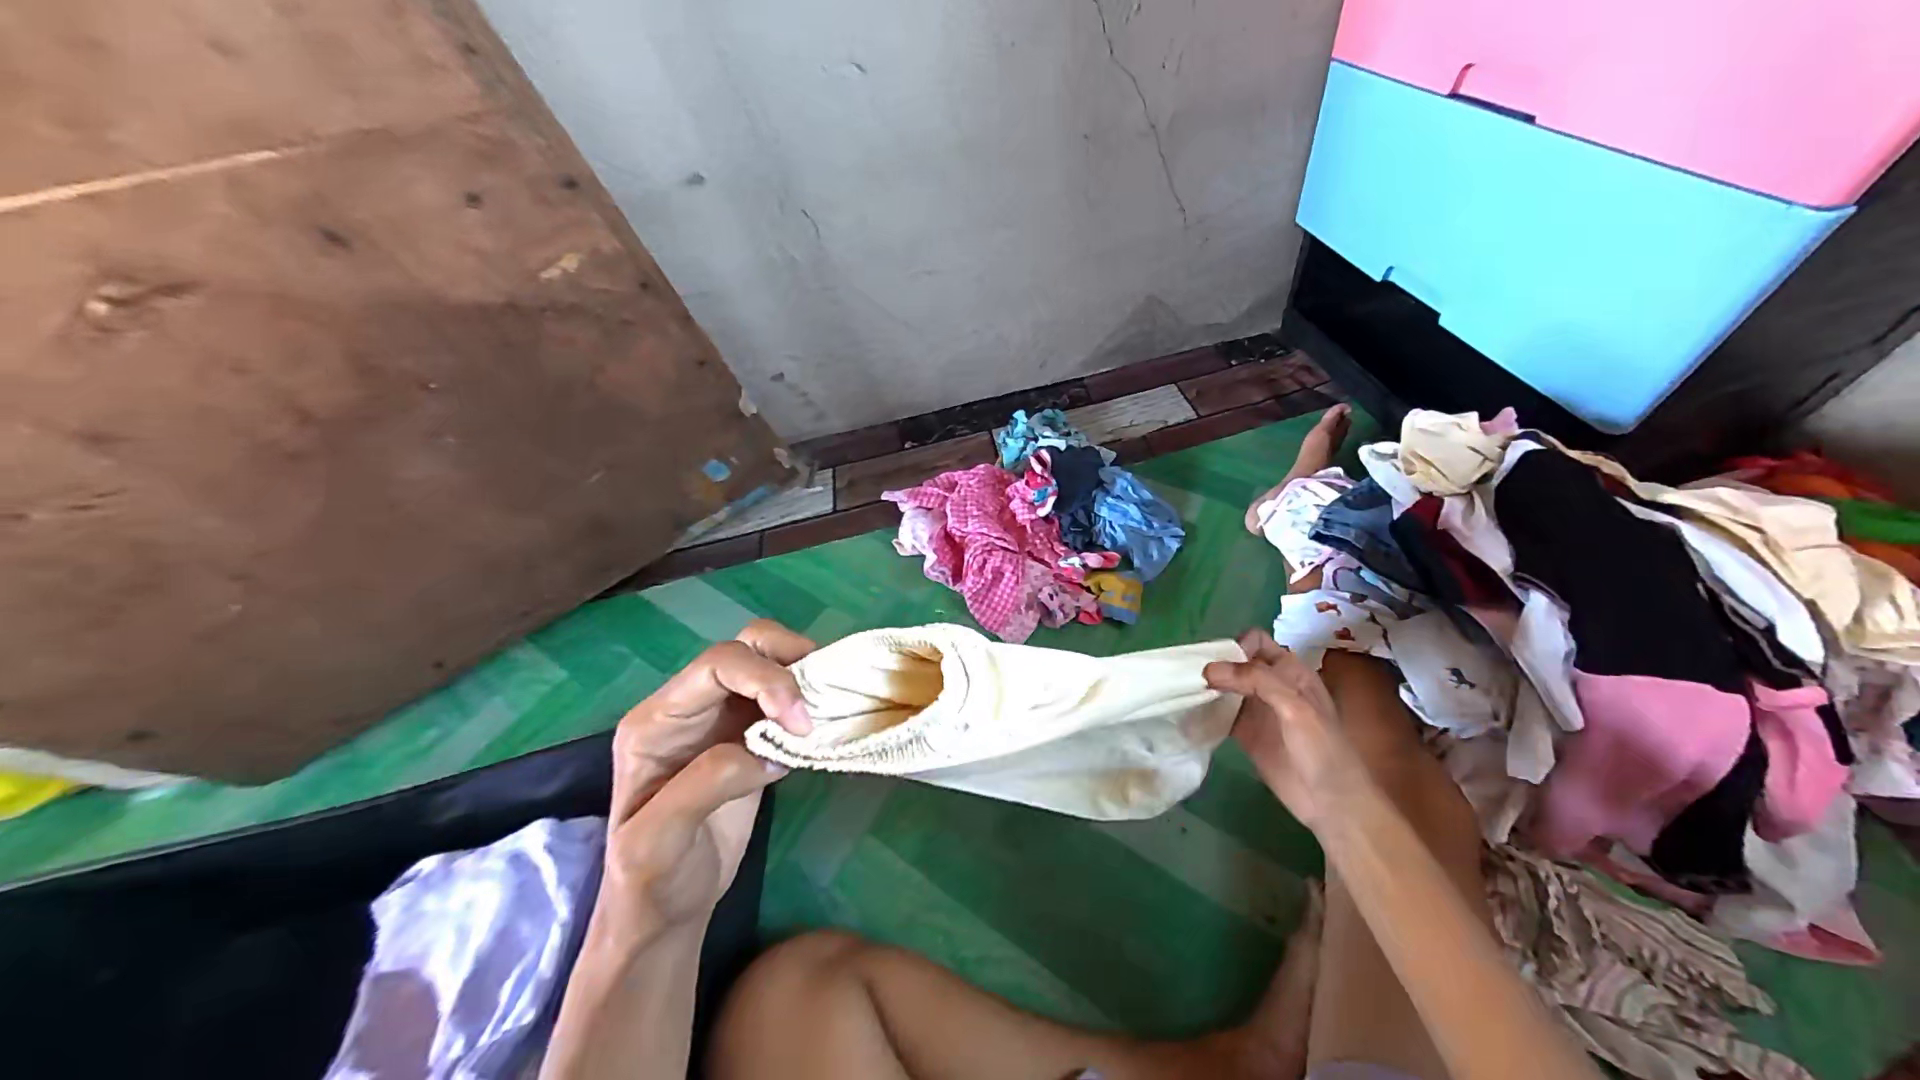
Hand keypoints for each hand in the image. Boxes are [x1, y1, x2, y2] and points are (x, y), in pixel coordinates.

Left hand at [599, 619, 815, 931]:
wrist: (663, 910)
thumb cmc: (651, 881)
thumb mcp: (657, 844)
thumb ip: (705, 786)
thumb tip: (769, 752)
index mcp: (657, 721)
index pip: (716, 665)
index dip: (765, 679)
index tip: (798, 722)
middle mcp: (689, 707)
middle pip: (744, 646)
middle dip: (788, 661)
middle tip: (818, 706)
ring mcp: (721, 718)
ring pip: (768, 660)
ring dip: (803, 674)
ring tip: (826, 710)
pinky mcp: (749, 734)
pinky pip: (783, 695)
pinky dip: (809, 698)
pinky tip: (823, 724)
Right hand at [1204, 629, 1365, 827]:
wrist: (1332, 803)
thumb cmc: (1322, 749)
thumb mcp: (1295, 707)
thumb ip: (1257, 682)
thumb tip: (1209, 669)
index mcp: (1290, 672)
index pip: (1257, 642)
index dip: (1236, 646)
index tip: (1216, 664)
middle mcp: (1271, 686)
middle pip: (1236, 663)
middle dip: (1214, 665)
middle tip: (1190, 678)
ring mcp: (1257, 711)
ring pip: (1226, 687)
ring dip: (1206, 688)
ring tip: (1181, 693)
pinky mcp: (1245, 734)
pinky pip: (1220, 715)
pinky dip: (1204, 713)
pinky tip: (1186, 716)